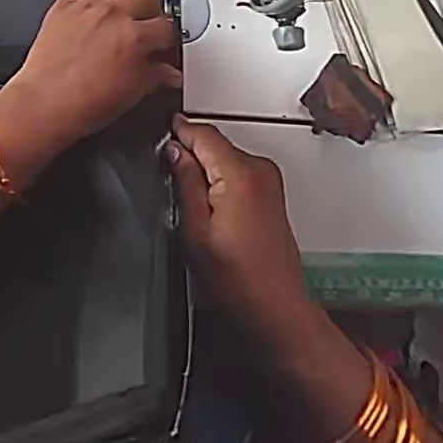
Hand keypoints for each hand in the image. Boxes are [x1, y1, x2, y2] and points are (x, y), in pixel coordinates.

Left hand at [2, 0, 181, 148]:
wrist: (43, 105)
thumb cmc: (81, 103)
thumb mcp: (130, 93)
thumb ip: (154, 76)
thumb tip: (166, 73)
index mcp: (133, 36)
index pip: (165, 26)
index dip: (168, 37)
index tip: (163, 44)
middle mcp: (112, 15)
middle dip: (152, 8)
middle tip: (148, 22)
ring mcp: (86, 6)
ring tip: (125, 5)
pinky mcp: (63, 5)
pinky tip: (92, 2)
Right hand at [165, 115, 312, 327]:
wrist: (276, 312)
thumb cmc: (239, 283)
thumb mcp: (195, 231)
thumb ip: (184, 182)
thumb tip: (175, 151)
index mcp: (240, 174)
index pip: (204, 133)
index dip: (180, 130)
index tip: (165, 130)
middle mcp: (260, 170)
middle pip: (215, 144)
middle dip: (191, 153)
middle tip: (169, 174)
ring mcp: (269, 181)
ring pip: (226, 157)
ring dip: (206, 167)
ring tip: (190, 200)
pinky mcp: (272, 193)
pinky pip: (238, 171)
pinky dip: (221, 179)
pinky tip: (211, 208)